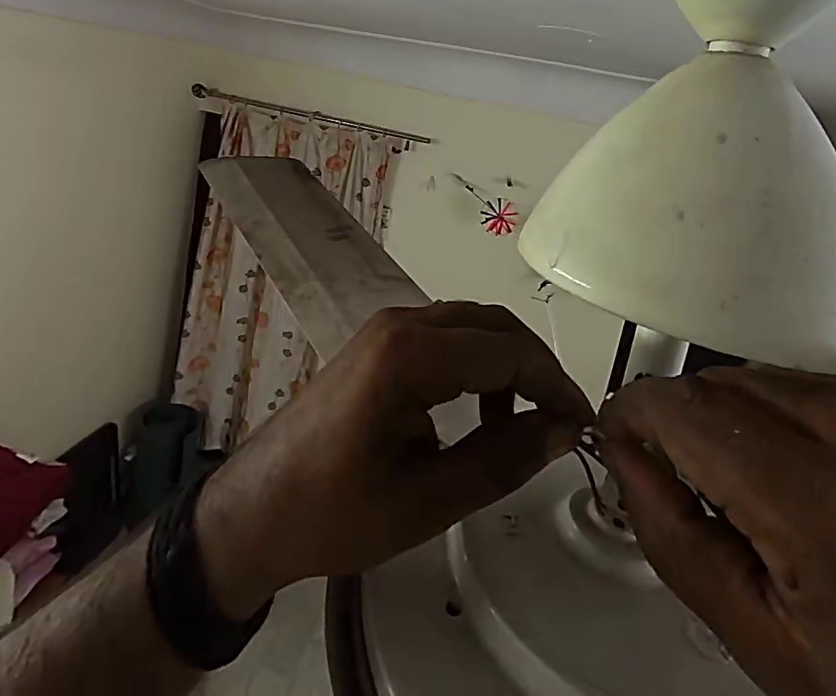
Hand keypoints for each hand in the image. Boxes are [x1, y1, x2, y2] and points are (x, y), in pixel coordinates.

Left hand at [194, 302, 593, 618]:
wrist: (254, 512)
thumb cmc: (333, 513)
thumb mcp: (427, 500)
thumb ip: (502, 459)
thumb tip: (563, 429)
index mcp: (407, 354)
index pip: (507, 351)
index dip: (554, 385)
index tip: (582, 425)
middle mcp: (400, 322)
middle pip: (494, 325)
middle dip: (536, 369)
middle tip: (561, 422)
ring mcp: (387, 328)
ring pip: (473, 325)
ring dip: (508, 365)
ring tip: (518, 425)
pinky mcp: (381, 342)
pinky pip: (448, 337)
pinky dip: (478, 365)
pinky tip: (478, 412)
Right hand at [599, 368, 835, 695]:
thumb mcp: (781, 654)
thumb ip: (681, 544)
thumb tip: (632, 461)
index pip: (692, 413)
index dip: (642, 412)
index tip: (628, 424)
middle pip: (741, 384)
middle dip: (701, 420)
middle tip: (706, 473)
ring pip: (798, 378)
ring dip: (771, 420)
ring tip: (800, 489)